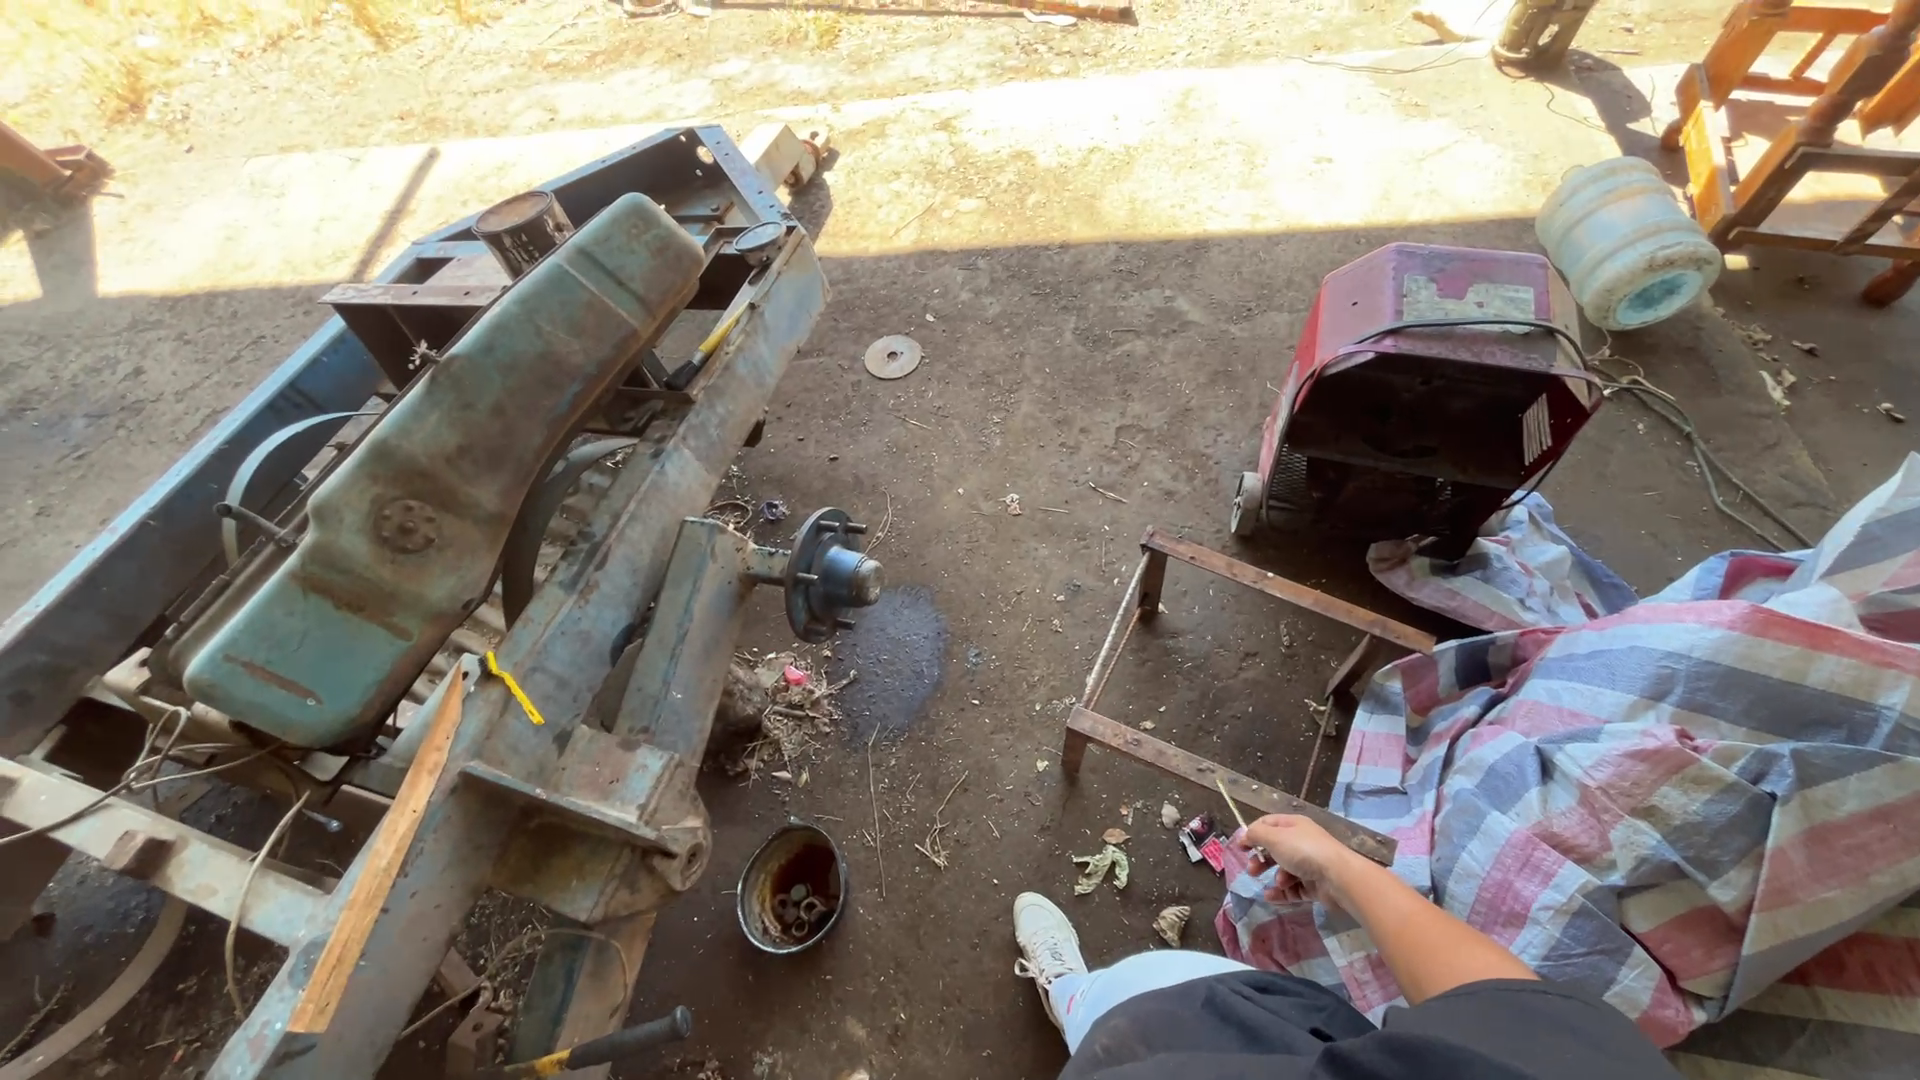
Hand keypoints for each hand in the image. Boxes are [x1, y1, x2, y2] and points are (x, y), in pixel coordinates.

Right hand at [1231, 814, 1362, 906]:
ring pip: (1283, 870)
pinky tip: (1271, 896)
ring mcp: (1309, 865)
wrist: (1338, 878)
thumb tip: (1245, 836)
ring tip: (1277, 883)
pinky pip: (1293, 888)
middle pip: (1274, 849)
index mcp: (1293, 825)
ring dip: (1274, 876)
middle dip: (1260, 859)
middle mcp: (1301, 842)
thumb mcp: (1273, 837)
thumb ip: (1255, 835)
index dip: (1252, 834)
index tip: (1240, 848)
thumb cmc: (1303, 851)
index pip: (1267, 824)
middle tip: (1251, 870)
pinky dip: (1281, 892)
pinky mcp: (1314, 885)